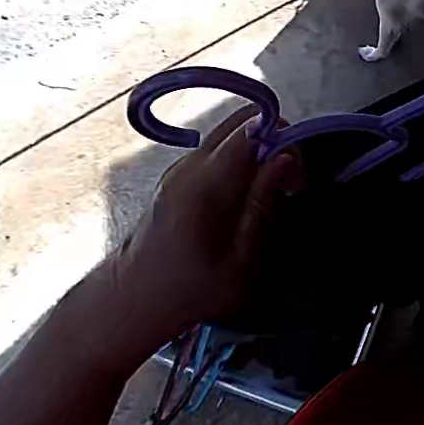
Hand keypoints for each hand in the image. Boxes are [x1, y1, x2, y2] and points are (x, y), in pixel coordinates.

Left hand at [97, 104, 300, 354]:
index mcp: (202, 187)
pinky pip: (221, 149)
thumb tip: (285, 158)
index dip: (281, 140)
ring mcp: (181, 167)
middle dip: (276, 139)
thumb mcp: (239, 261)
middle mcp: (189, 167)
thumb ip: (261, 205)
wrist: (129, 303)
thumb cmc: (188, 292)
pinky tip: (249, 198)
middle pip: (241, 121)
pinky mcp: (180, 173)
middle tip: (287, 183)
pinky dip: (245, 160)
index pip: (249, 131)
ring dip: (261, 151)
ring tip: (271, 195)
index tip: (294, 178)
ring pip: (233, 132)